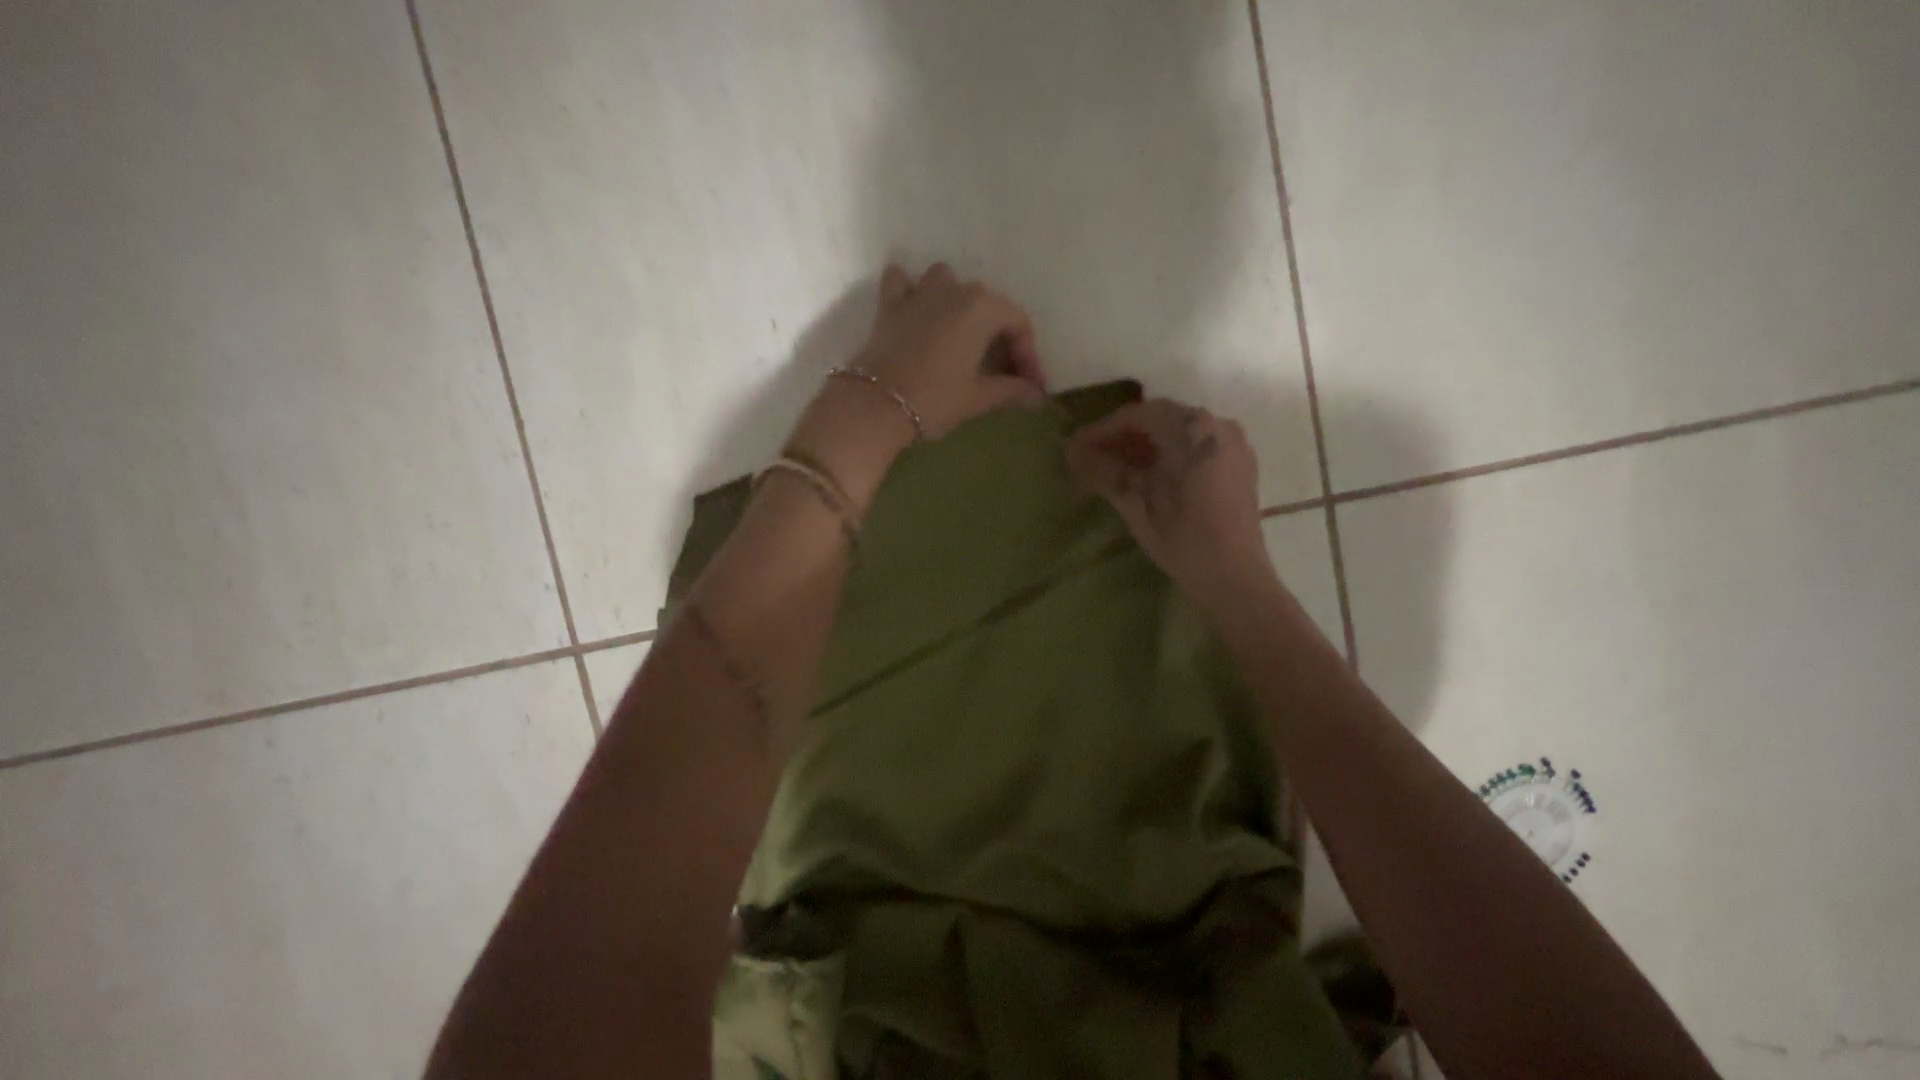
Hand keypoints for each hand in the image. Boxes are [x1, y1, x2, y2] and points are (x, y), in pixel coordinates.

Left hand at [787, 263, 1047, 510]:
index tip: (1032, 386)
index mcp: (982, 307)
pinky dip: (911, 290)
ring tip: (964, 338)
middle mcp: (954, 289)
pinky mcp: (889, 305)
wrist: (875, 405)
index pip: (1019, 325)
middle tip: (1004, 375)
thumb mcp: (978, 397)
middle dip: (1000, 338)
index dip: (1029, 356)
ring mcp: (918, 293)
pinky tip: (915, 309)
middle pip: (988, 307)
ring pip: (948, 283)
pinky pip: (902, 283)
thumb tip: (1036, 393)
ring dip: (959, 304)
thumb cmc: (935, 399)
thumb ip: (1011, 390)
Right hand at [1067, 399, 1276, 609]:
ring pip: (1178, 431)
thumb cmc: (1184, 541)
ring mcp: (1233, 442)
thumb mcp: (1137, 506)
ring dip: (1146, 445)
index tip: (1076, 448)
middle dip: (1123, 437)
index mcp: (1192, 430)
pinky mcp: (1239, 462)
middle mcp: (1216, 424)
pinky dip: (1171, 453)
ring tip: (1117, 469)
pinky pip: (1198, 444)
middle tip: (1092, 458)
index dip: (1102, 430)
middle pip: (1159, 418)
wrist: (1236, 577)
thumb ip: (1104, 472)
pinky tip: (1150, 475)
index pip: (1137, 416)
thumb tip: (1073, 452)